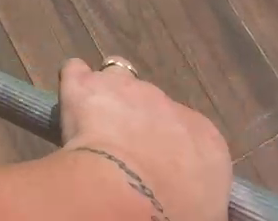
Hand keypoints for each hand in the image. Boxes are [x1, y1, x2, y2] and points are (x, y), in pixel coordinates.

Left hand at [58, 57, 231, 220]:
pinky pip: (75, 70)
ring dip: (107, 94)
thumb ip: (198, 189)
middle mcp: (166, 101)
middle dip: (136, 119)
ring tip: (95, 119)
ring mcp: (124, 85)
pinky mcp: (85, 81)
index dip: (168, 143)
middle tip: (123, 146)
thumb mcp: (206, 210)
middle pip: (150, 103)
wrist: (128, 190)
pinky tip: (71, 99)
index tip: (158, 160)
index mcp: (205, 135)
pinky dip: (73, 82)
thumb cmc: (174, 212)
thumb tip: (186, 191)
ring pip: (114, 79)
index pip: (188, 130)